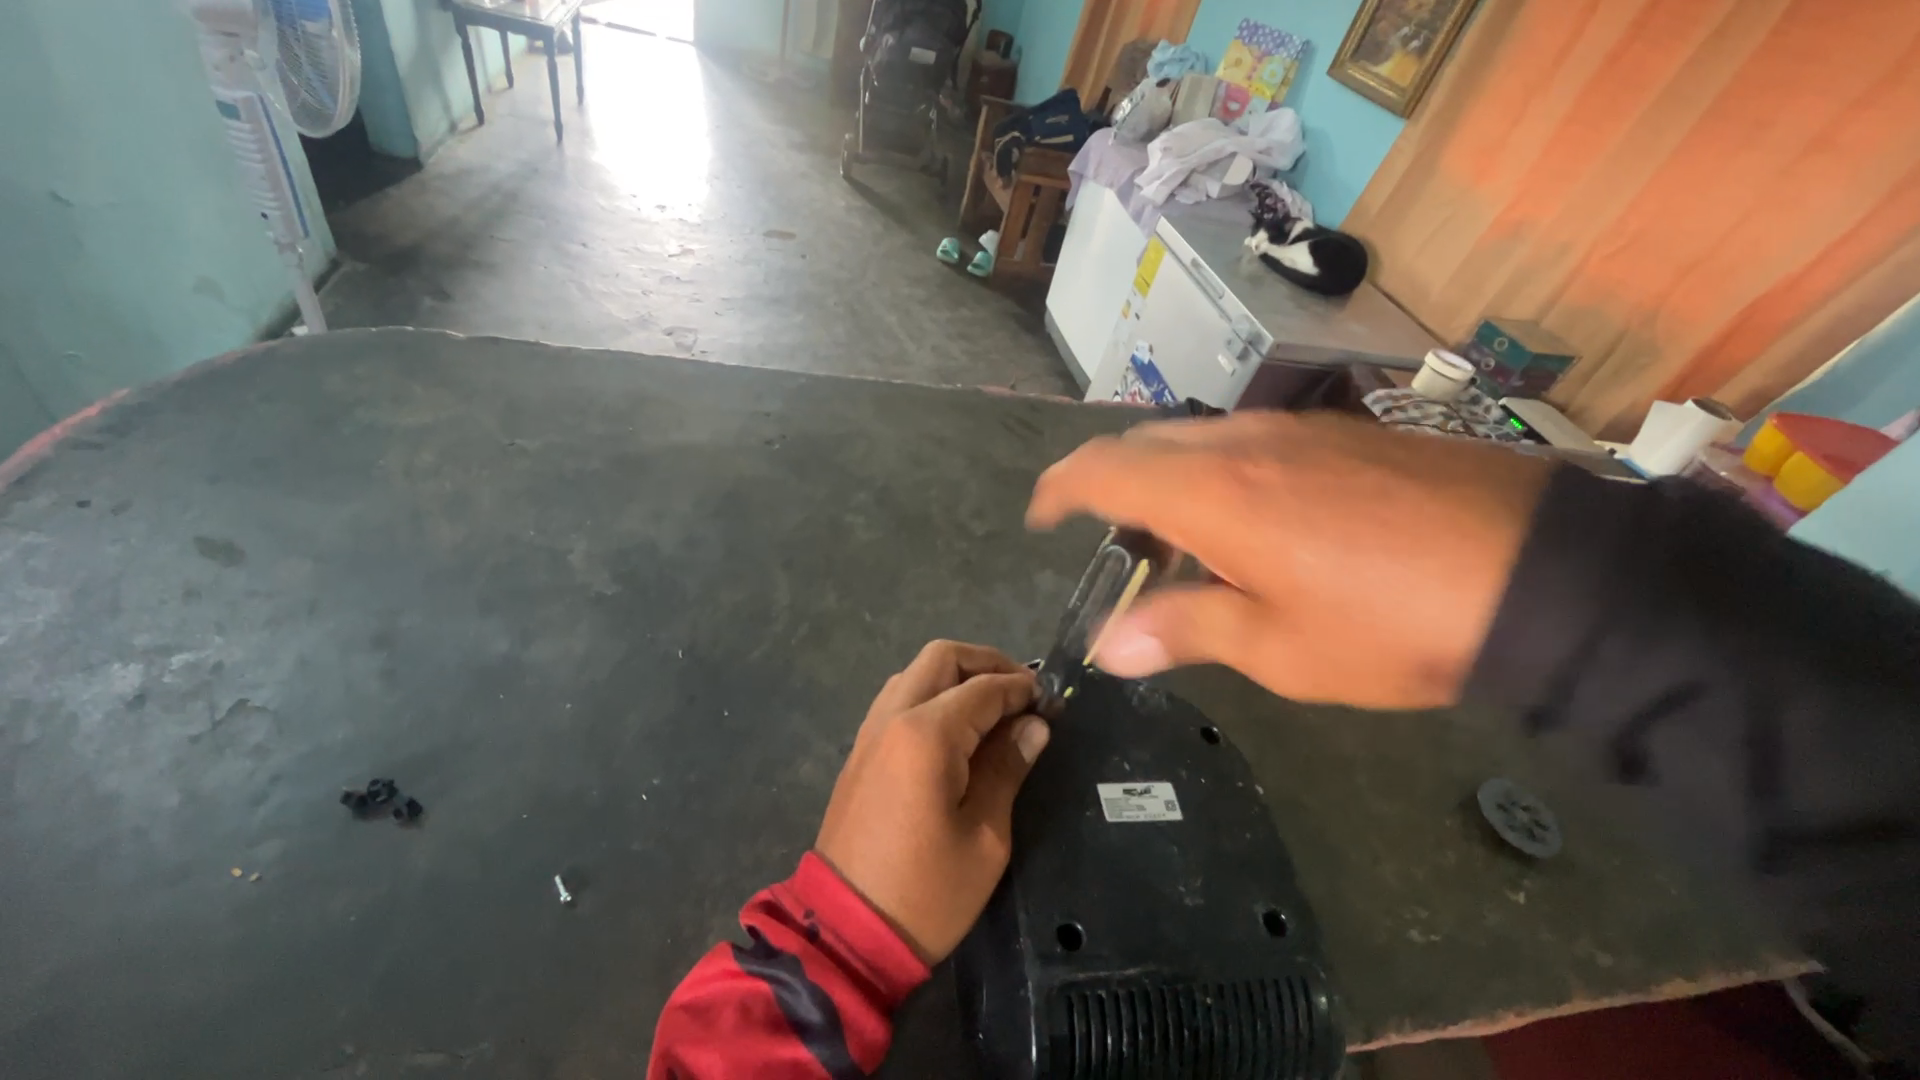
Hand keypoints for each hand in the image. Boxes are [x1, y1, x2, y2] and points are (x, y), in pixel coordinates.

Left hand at [815, 641, 1050, 962]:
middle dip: (987, 663)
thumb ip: (1008, 768)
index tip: (1052, 700)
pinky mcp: (860, 753)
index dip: (1022, 689)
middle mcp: (892, 718)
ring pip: (915, 674)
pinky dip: (931, 696)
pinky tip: (958, 730)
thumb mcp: (985, 836)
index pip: (984, 688)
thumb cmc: (926, 891)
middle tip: (1023, 692)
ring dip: (956, 677)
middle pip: (941, 657)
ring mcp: (870, 733)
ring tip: (994, 709)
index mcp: (926, 734)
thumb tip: (1034, 725)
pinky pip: (898, 700)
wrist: (845, 934)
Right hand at [1026, 411, 1552, 707]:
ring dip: (1168, 481)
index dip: (1059, 489)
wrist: (1547, 576)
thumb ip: (1184, 631)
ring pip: (1200, 440)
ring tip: (1180, 544)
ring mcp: (1298, 429)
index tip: (1041, 517)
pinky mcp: (1346, 433)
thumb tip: (1110, 646)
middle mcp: (1242, 441)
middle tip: (1113, 546)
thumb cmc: (1391, 624)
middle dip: (1110, 486)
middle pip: (1145, 445)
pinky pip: (1252, 443)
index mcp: (1209, 490)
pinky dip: (1220, 476)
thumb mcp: (1278, 647)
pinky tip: (1253, 525)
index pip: (1101, 469)